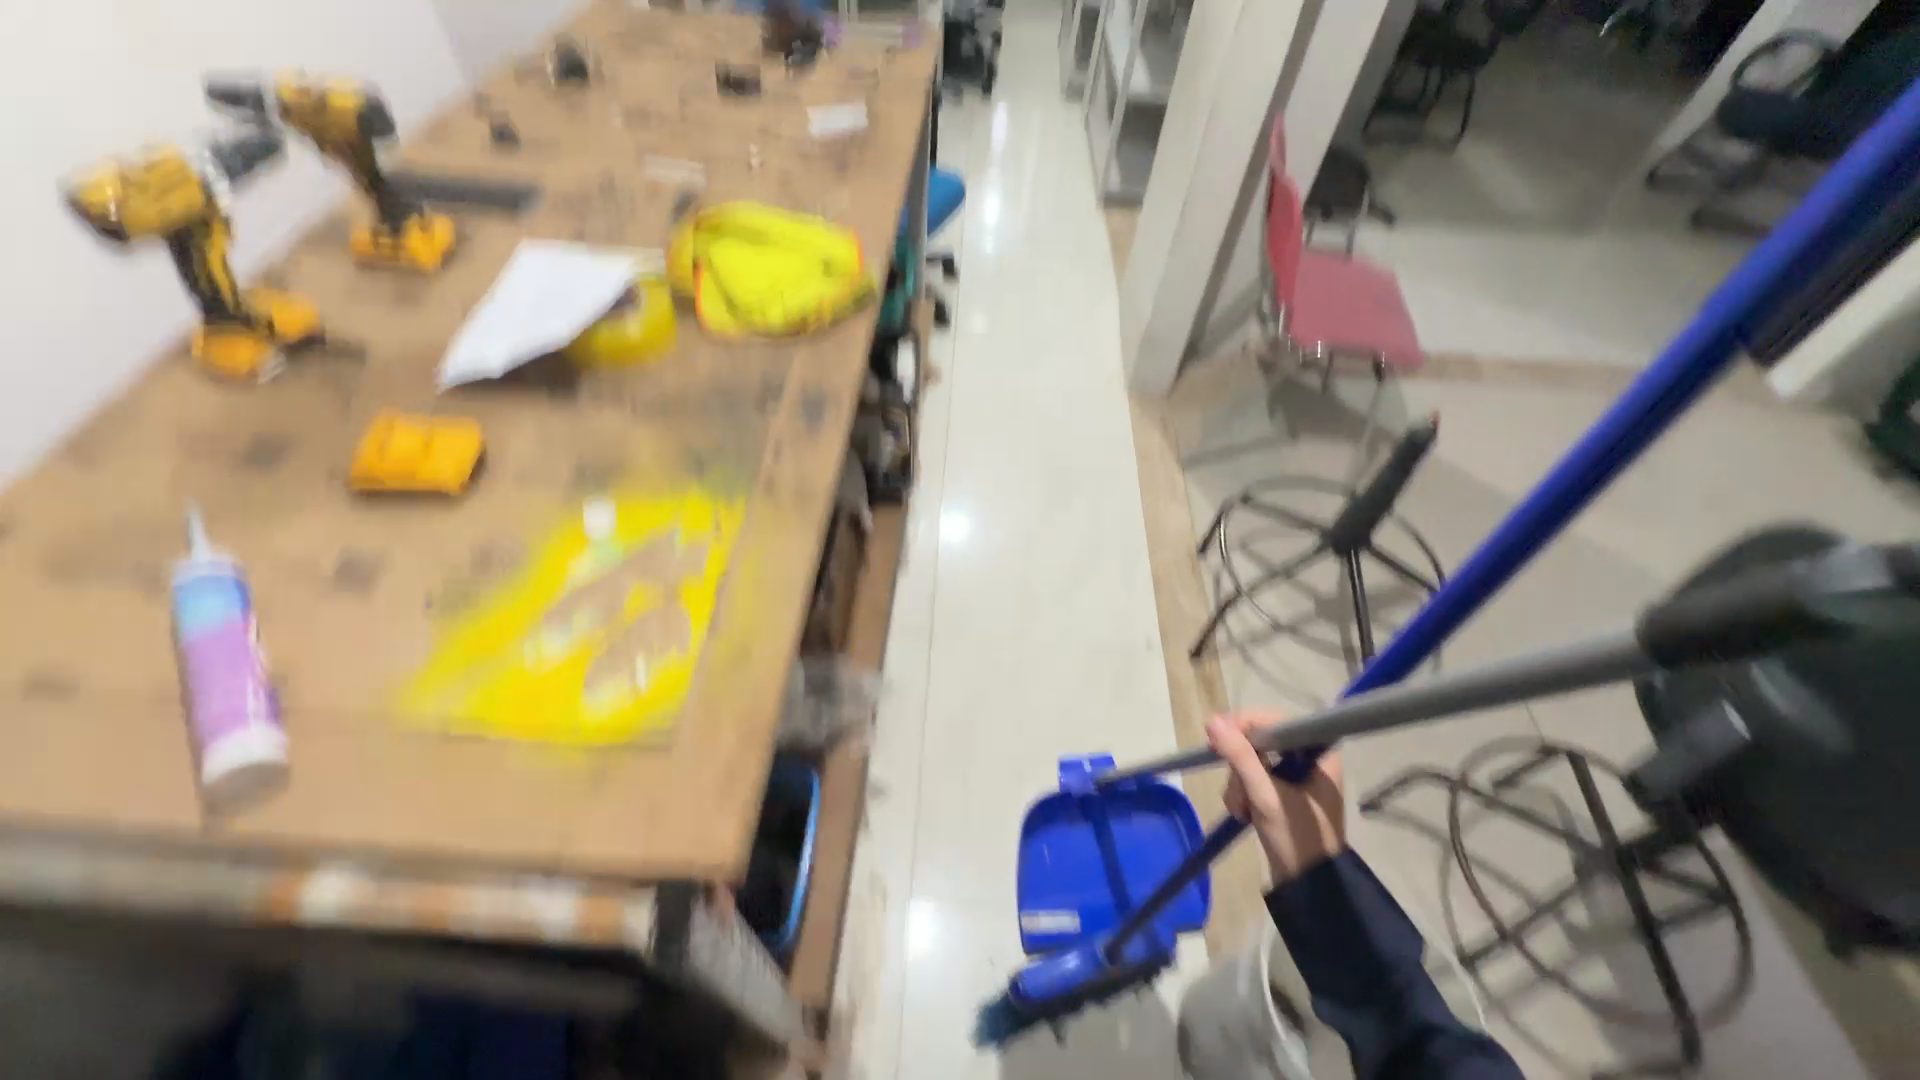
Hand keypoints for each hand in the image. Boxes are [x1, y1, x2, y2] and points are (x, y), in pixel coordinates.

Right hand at [1207, 711, 1346, 883]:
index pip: (1274, 721)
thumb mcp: (1266, 796)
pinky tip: (1243, 814)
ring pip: (1250, 761)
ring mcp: (1293, 777)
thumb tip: (1212, 722)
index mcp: (1317, 754)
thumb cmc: (1296, 838)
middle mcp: (1307, 759)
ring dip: (1239, 785)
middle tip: (1237, 790)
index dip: (1244, 725)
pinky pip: (1251, 779)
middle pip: (1259, 741)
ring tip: (1242, 810)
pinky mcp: (1280, 793)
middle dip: (1241, 767)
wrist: (1307, 885)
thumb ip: (1241, 757)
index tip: (1218, 739)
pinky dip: (1241, 794)